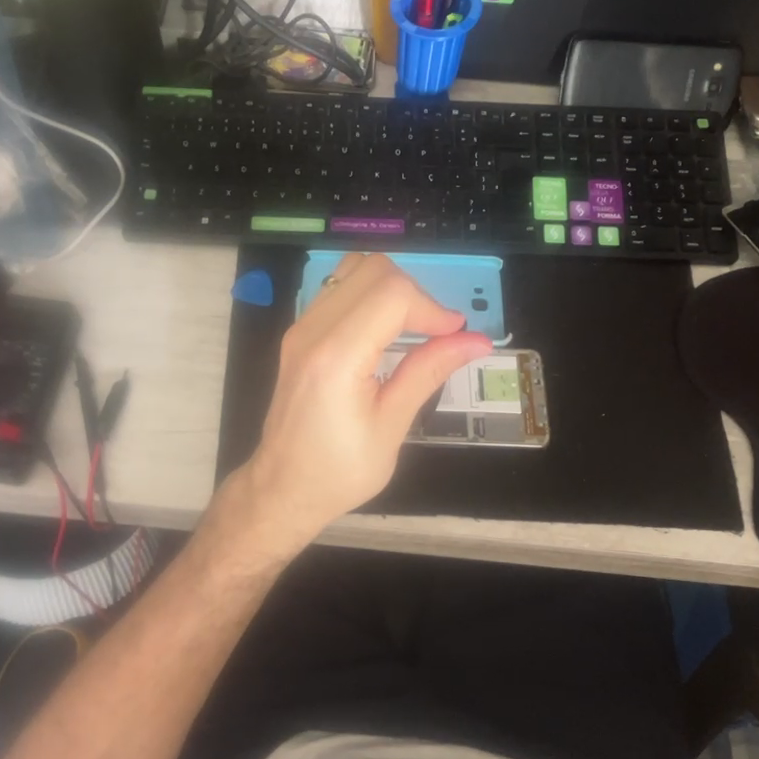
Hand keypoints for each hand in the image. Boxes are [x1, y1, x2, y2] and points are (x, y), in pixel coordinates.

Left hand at [226, 254, 492, 557]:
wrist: (283, 489)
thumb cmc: (338, 471)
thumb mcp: (391, 427)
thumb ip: (428, 372)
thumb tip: (475, 341)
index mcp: (336, 357)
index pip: (392, 294)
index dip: (432, 307)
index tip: (454, 336)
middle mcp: (312, 331)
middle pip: (374, 270)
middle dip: (415, 294)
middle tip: (435, 335)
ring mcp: (301, 329)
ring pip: (354, 271)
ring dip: (392, 291)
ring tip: (412, 331)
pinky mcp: (299, 334)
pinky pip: (338, 290)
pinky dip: (370, 298)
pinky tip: (386, 334)